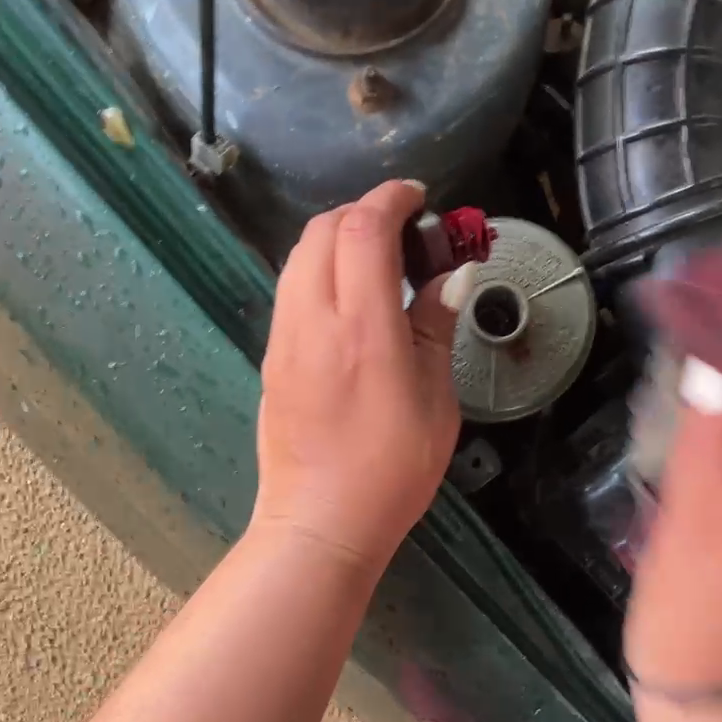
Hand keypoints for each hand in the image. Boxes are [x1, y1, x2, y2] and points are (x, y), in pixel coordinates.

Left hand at [251, 180, 473, 574]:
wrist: (319, 523)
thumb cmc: (391, 472)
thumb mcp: (435, 403)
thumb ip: (437, 330)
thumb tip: (451, 278)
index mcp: (362, 329)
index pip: (364, 228)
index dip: (393, 199)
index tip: (420, 201)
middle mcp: (312, 322)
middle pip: (323, 230)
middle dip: (363, 212)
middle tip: (403, 234)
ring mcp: (283, 341)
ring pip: (299, 257)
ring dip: (336, 240)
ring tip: (376, 264)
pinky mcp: (270, 360)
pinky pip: (290, 292)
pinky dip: (318, 273)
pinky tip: (347, 302)